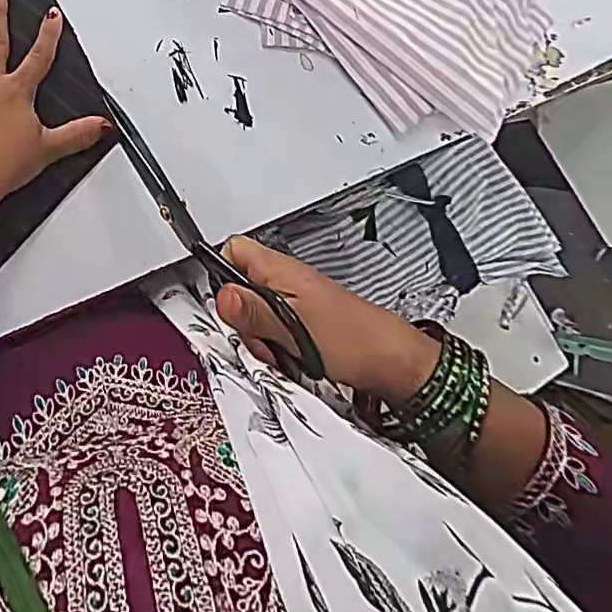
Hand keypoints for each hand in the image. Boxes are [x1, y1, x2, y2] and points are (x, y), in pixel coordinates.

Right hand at [215, 236, 439, 403]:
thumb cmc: (353, 338)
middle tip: (260, 338)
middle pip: (239, 289)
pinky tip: (291, 358)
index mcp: (278, 269)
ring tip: (281, 352)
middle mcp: (284, 279)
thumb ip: (253, 312)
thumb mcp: (293, 328)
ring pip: (254, 314)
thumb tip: (222, 298)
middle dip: (242, 320)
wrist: (391, 361)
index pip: (231, 251)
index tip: (226, 306)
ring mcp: (293, 300)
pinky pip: (273, 329)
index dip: (220, 274)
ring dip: (260, 338)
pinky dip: (276, 346)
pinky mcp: (302, 320)